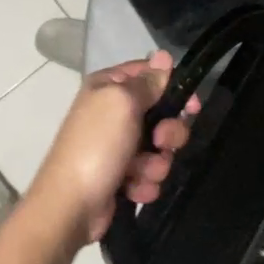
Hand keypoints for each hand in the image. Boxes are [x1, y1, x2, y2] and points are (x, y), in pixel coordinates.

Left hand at [27, 51, 196, 244]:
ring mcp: (118, 146)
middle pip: (161, 113)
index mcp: (108, 87)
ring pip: (160, 148)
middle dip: (168, 132)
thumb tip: (163, 56)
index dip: (173, 87)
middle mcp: (113, 112)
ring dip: (156, 163)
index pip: (150, 74)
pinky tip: (133, 190)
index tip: (192, 105)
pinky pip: (150, 173)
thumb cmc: (97, 146)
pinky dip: (145, 182)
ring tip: (140, 173)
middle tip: (160, 143)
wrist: (71, 207)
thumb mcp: (123, 103)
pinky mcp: (122, 176)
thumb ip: (147, 82)